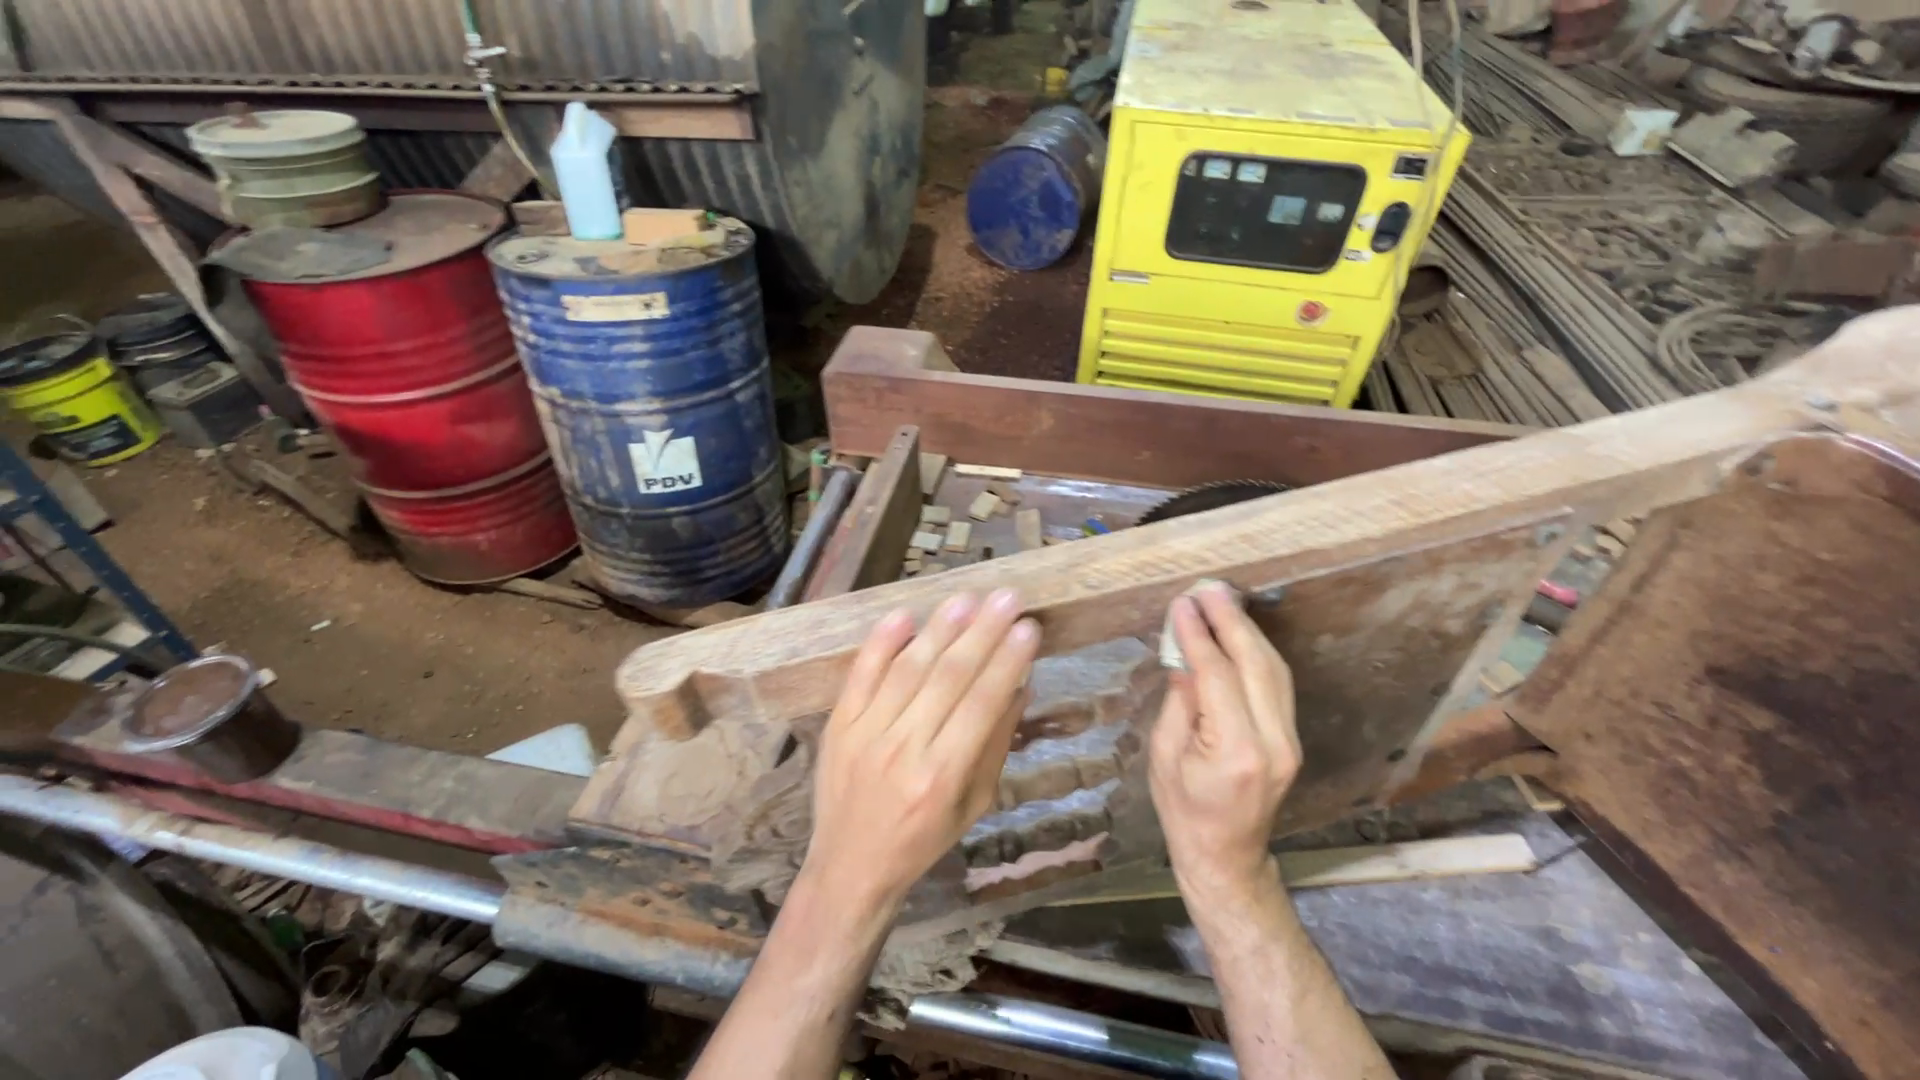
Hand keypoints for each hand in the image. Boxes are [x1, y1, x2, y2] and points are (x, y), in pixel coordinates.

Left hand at [803, 589, 1041, 909]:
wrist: (850, 865)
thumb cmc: (922, 840)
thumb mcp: (974, 804)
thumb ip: (995, 745)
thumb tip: (1021, 685)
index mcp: (942, 776)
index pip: (982, 705)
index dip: (1007, 662)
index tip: (1028, 628)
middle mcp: (903, 750)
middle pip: (948, 678)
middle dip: (982, 632)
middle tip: (1007, 597)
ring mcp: (865, 734)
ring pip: (908, 669)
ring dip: (939, 629)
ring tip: (967, 598)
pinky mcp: (838, 725)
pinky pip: (860, 675)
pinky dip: (881, 642)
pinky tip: (905, 615)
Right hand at [1149, 581, 1302, 904]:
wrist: (1226, 855)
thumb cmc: (1183, 811)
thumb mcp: (1164, 757)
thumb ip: (1179, 703)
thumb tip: (1184, 654)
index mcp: (1236, 751)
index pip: (1217, 675)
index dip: (1198, 635)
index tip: (1182, 604)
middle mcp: (1273, 741)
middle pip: (1255, 664)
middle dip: (1231, 621)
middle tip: (1208, 588)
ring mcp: (1290, 740)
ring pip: (1274, 670)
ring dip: (1247, 631)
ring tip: (1222, 600)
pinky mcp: (1292, 738)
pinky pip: (1278, 684)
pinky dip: (1258, 653)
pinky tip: (1240, 633)